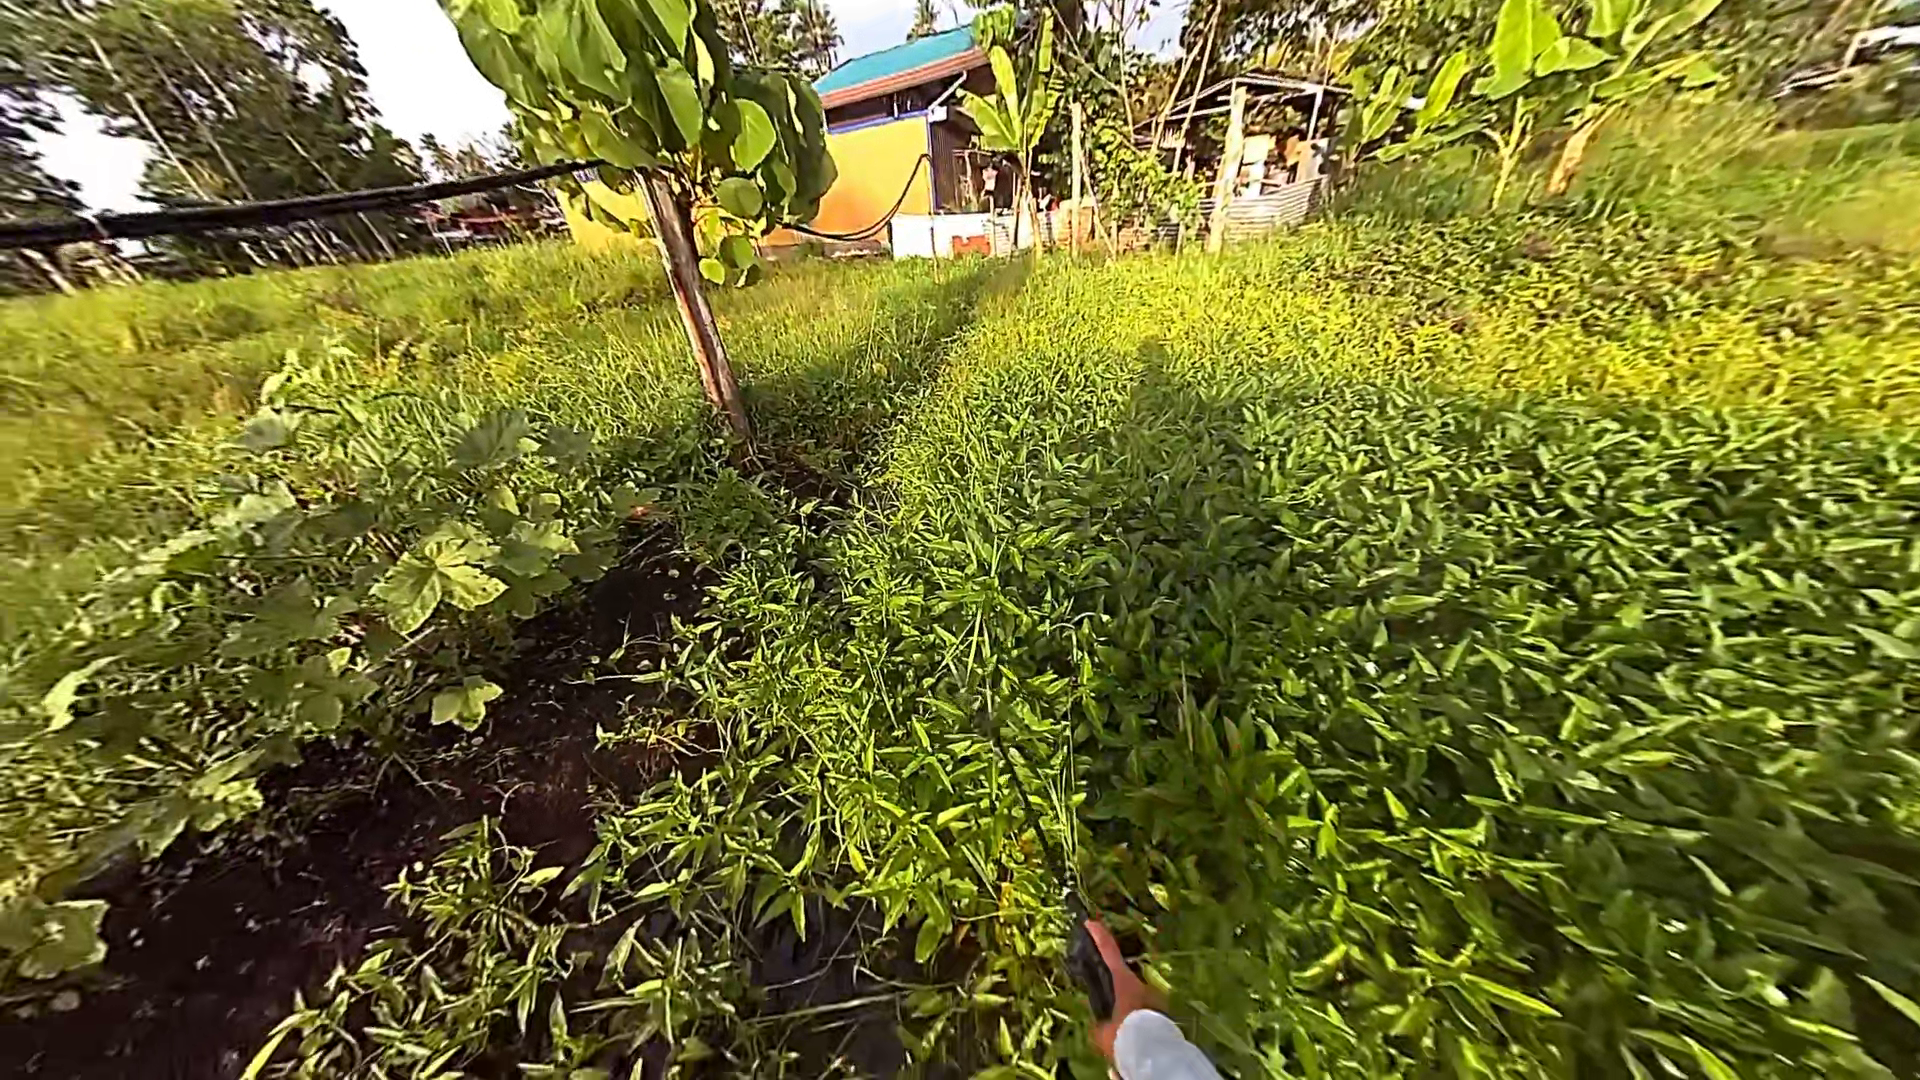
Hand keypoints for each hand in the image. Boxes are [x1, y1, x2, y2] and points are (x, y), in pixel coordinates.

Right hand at [1085, 918, 1163, 1061]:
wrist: (1157, 1058)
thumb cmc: (1126, 1036)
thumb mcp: (1103, 1034)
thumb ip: (1099, 1026)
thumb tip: (1099, 1027)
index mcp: (1124, 980)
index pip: (1108, 949)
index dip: (1099, 934)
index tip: (1090, 921)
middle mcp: (1142, 984)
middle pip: (1124, 983)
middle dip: (1117, 998)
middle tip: (1110, 1018)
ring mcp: (1156, 999)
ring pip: (1137, 1005)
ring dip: (1129, 1019)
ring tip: (1122, 1044)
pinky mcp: (1167, 1018)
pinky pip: (1147, 1021)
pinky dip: (1140, 1032)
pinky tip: (1134, 1051)